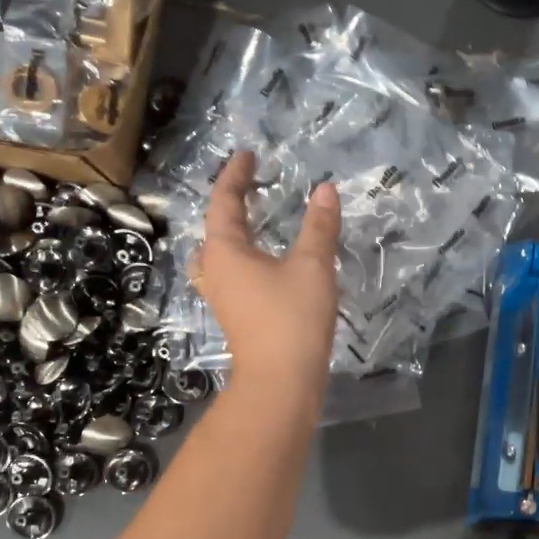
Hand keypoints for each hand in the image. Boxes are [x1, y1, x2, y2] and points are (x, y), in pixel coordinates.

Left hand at [196, 150, 341, 393]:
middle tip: (248, 192)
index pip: (224, 202)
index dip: (236, 176)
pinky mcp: (236, 319)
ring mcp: (222, 299)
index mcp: (225, 251)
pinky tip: (263, 269)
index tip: (247, 156)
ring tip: (250, 228)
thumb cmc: (292, 319)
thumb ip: (319, 227)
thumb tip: (325, 190)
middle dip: (228, 208)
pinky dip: (243, 262)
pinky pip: (231, 279)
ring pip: (217, 258)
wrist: (282, 382)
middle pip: (213, 231)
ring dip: (231, 239)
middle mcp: (215, 272)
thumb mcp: (312, 267)